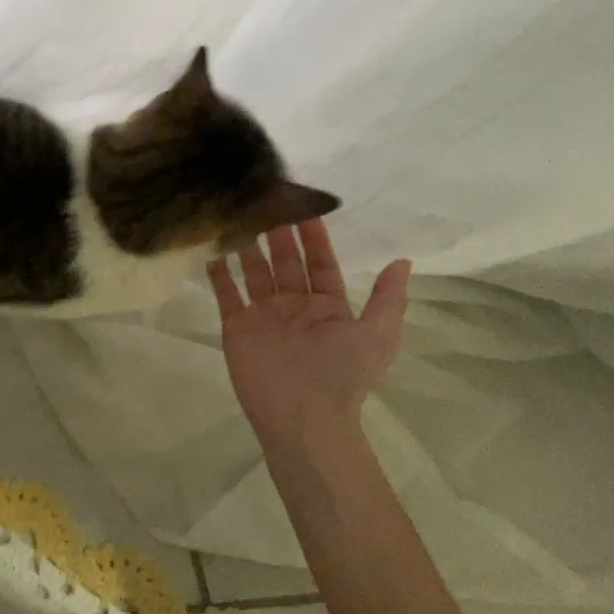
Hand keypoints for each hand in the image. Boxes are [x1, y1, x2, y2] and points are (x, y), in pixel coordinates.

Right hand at [207, 219, 410, 441]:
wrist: (301, 414)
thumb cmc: (341, 373)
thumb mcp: (378, 336)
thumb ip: (388, 299)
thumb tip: (402, 261)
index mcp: (328, 307)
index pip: (319, 263)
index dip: (313, 236)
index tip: (302, 206)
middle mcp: (294, 306)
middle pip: (285, 261)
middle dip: (277, 232)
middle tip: (266, 199)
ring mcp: (263, 314)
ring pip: (254, 270)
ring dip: (247, 245)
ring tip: (238, 214)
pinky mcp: (237, 324)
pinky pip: (226, 292)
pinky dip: (218, 271)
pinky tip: (210, 247)